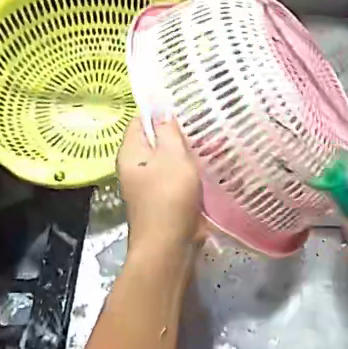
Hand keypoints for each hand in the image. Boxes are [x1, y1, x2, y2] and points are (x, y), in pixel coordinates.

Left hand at [118, 114, 201, 257]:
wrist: (169, 247)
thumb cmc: (168, 197)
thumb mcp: (172, 157)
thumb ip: (168, 132)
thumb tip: (161, 111)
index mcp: (131, 153)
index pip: (141, 120)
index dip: (160, 109)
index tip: (186, 101)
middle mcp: (137, 167)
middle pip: (157, 140)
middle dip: (180, 131)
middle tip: (207, 120)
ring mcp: (152, 185)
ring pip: (172, 160)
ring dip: (190, 152)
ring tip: (216, 140)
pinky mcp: (167, 200)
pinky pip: (181, 177)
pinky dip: (194, 171)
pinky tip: (213, 166)